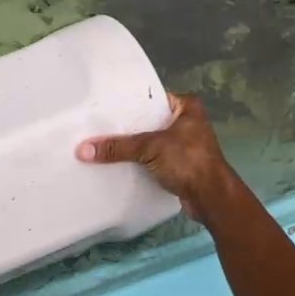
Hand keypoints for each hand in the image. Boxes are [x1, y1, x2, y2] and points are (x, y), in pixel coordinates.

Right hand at [77, 93, 244, 223]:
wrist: (211, 197)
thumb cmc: (188, 160)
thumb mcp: (151, 148)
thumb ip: (119, 147)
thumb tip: (82, 150)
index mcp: (187, 106)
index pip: (153, 98)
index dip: (131, 103)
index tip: (106, 107)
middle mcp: (187, 121)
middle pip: (150, 121)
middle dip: (129, 127)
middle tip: (100, 127)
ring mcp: (185, 144)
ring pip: (152, 141)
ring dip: (134, 147)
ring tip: (104, 145)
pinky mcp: (180, 165)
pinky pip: (155, 159)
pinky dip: (141, 162)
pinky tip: (120, 165)